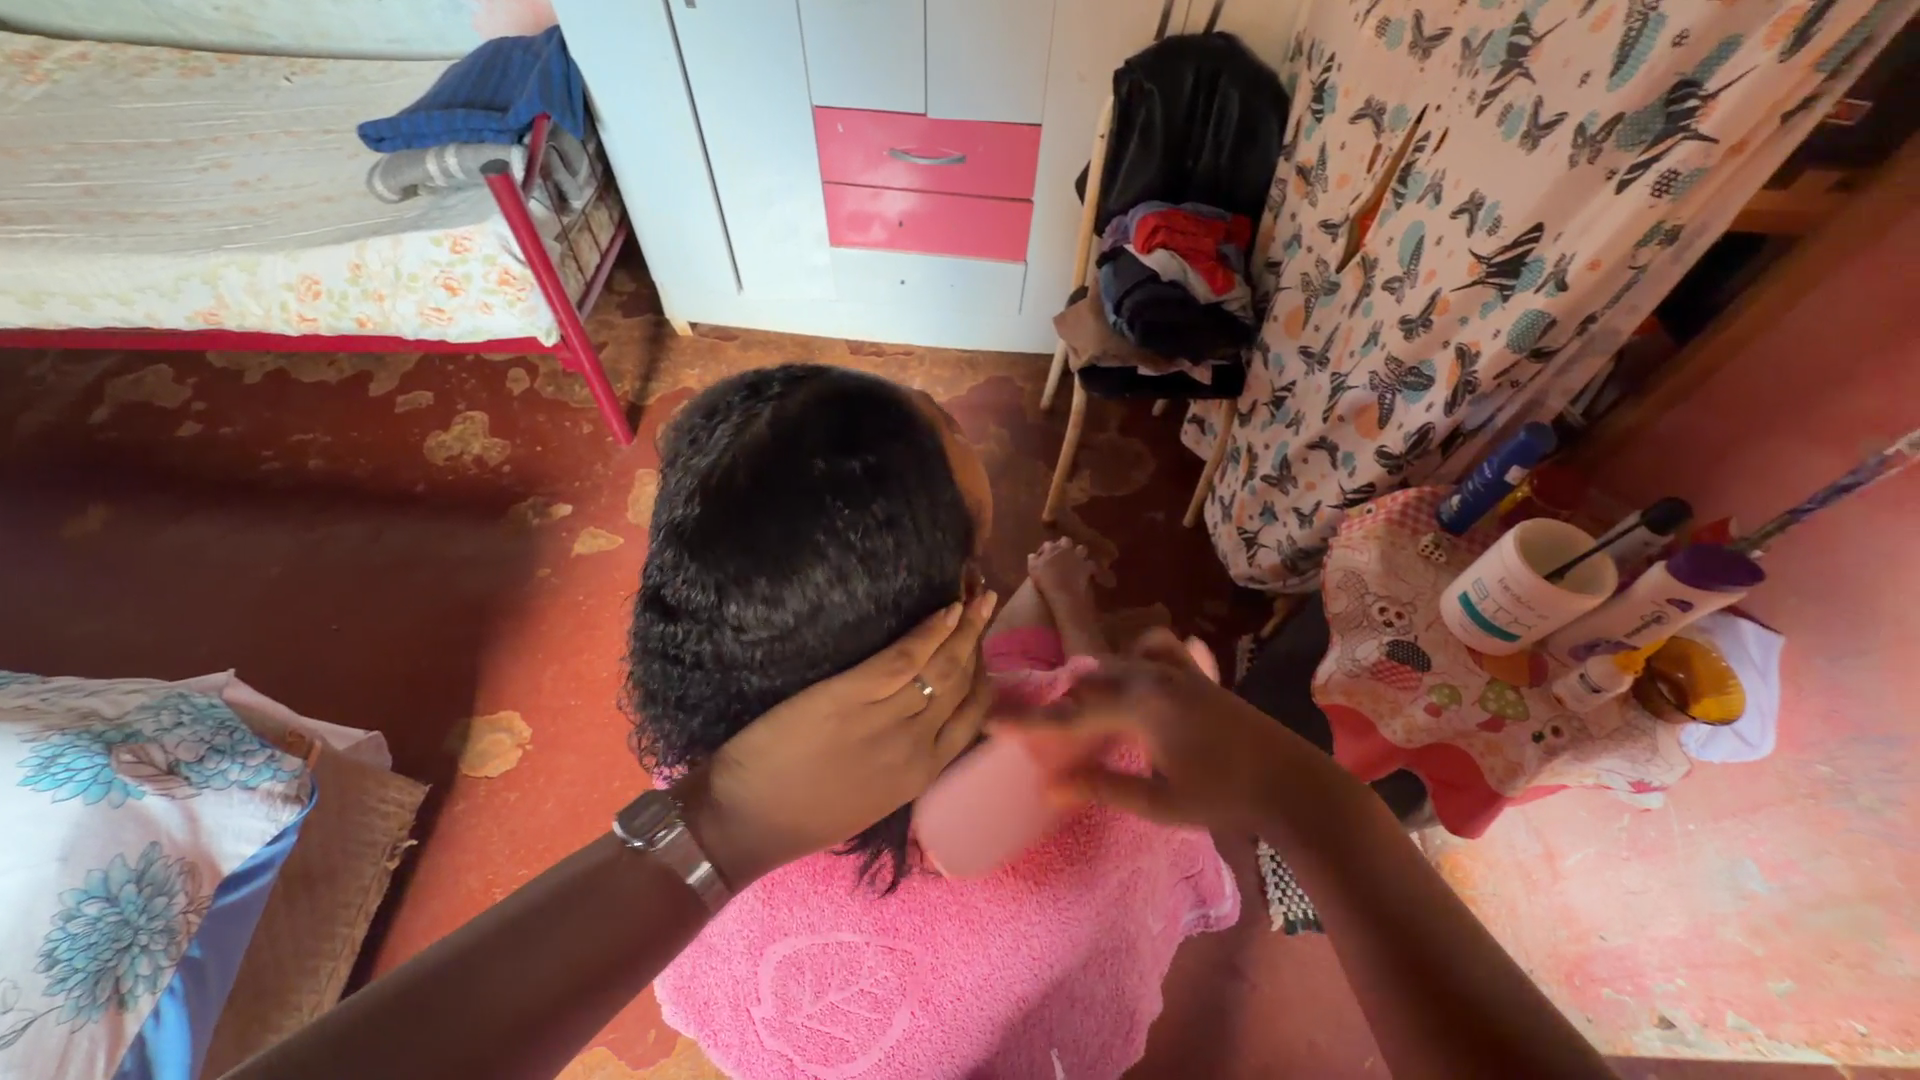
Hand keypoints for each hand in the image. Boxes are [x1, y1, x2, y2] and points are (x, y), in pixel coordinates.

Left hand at [675, 588, 999, 889]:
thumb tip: (919, 726)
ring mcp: (886, 722)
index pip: (970, 718)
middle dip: (978, 643)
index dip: (983, 680)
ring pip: (941, 668)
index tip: (984, 652)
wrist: (744, 822)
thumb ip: (900, 765)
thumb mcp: (869, 803)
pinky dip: (929, 632)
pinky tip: (945, 611)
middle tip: (987, 607)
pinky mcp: (849, 697)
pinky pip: (902, 659)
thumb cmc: (799, 816)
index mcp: (921, 775)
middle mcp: (916, 747)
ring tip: (977, 598)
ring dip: (964, 628)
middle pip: (961, 685)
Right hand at [1010, 628, 1290, 831]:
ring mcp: (1178, 672)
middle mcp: (1154, 678)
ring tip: (1070, 701)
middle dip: (1054, 698)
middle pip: (1088, 679)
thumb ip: (1103, 786)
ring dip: (1089, 679)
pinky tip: (1130, 674)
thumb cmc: (1226, 799)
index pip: (1071, 714)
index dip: (1029, 721)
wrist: (1294, 785)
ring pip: (1117, 661)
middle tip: (1026, 716)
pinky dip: (1134, 656)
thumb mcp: (1159, 802)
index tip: (991, 720)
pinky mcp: (1197, 675)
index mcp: (1141, 707)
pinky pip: (1156, 650)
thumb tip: (1048, 786)